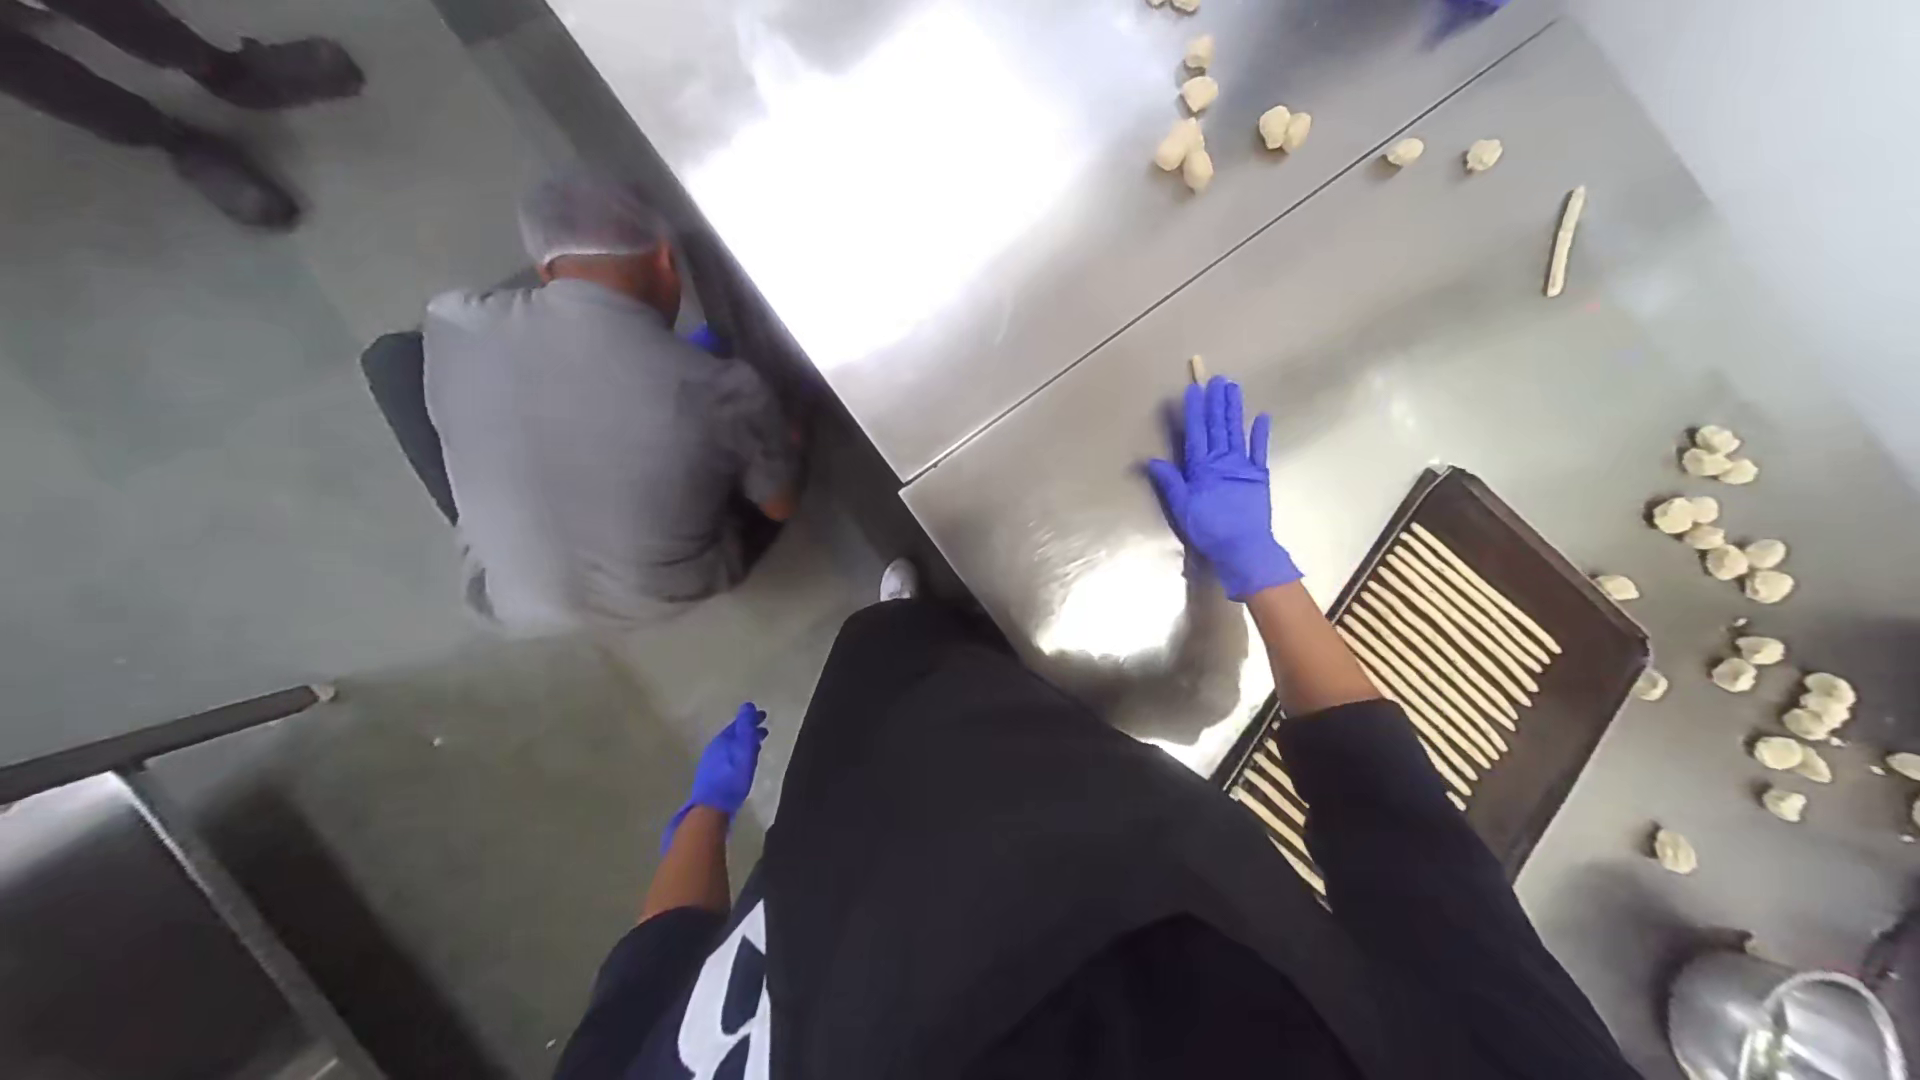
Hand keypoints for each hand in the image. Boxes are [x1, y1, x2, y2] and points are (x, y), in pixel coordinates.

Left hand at [663, 703, 767, 850]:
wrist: (712, 806)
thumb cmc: (733, 776)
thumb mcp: (744, 749)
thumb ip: (746, 727)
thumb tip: (747, 705)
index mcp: (724, 738)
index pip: (739, 722)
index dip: (751, 718)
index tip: (764, 716)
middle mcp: (715, 747)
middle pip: (734, 734)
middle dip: (748, 730)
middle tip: (764, 731)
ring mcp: (710, 762)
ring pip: (730, 746)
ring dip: (743, 743)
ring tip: (756, 746)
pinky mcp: (710, 775)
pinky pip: (727, 757)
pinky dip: (737, 754)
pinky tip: (742, 762)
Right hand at [1146, 376, 1300, 600]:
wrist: (1243, 547)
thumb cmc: (1208, 528)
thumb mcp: (1181, 507)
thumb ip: (1169, 481)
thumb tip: (1152, 460)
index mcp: (1201, 467)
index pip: (1196, 432)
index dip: (1195, 410)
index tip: (1194, 389)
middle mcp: (1222, 460)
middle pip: (1218, 426)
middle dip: (1215, 401)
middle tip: (1216, 378)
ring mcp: (1243, 465)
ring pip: (1236, 431)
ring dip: (1234, 408)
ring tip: (1233, 387)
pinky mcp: (1259, 475)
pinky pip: (1260, 449)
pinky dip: (1261, 433)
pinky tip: (1262, 416)